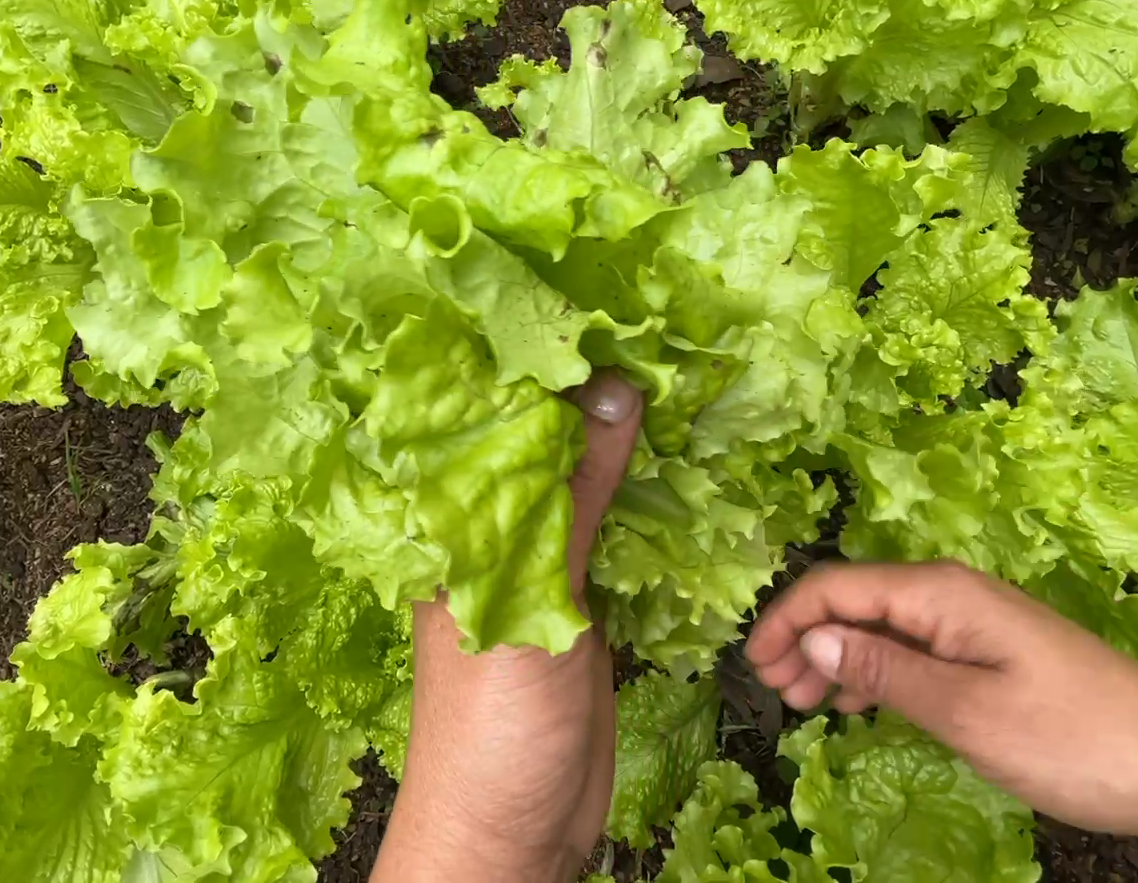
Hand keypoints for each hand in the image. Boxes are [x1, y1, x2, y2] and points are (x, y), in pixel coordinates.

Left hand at [372, 371, 642, 882]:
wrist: (517, 828)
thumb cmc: (493, 716)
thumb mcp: (529, 595)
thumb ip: (567, 496)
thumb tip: (610, 391)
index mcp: (454, 519)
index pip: (485, 419)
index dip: (524, 363)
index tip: (576, 309)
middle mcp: (494, 529)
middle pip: (542, 445)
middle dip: (586, 396)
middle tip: (644, 333)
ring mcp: (543, 563)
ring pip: (585, 484)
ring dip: (624, 444)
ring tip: (672, 380)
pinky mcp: (586, 597)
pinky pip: (618, 531)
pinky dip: (648, 499)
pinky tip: (683, 464)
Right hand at [746, 561, 1137, 882]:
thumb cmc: (1074, 741)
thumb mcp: (965, 712)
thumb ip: (880, 669)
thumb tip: (809, 639)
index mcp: (937, 591)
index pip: (834, 587)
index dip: (786, 620)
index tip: (755, 665)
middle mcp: (947, 592)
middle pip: (851, 602)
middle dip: (804, 640)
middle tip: (776, 693)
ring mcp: (969, 621)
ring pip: (877, 627)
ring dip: (833, 659)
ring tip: (804, 704)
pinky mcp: (986, 651)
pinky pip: (909, 649)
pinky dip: (872, 673)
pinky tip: (858, 705)